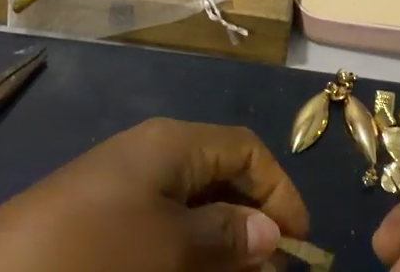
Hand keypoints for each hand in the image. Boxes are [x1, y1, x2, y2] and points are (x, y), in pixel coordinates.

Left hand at [0, 118, 308, 271]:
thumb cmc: (98, 249)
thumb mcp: (170, 245)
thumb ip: (225, 237)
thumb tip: (270, 232)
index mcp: (173, 144)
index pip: (245, 150)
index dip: (279, 191)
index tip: (301, 245)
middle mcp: (152, 158)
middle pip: (221, 181)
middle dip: (252, 225)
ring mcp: (125, 191)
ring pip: (194, 212)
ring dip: (222, 247)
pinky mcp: (104, 225)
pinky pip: (163, 232)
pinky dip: (188, 254)